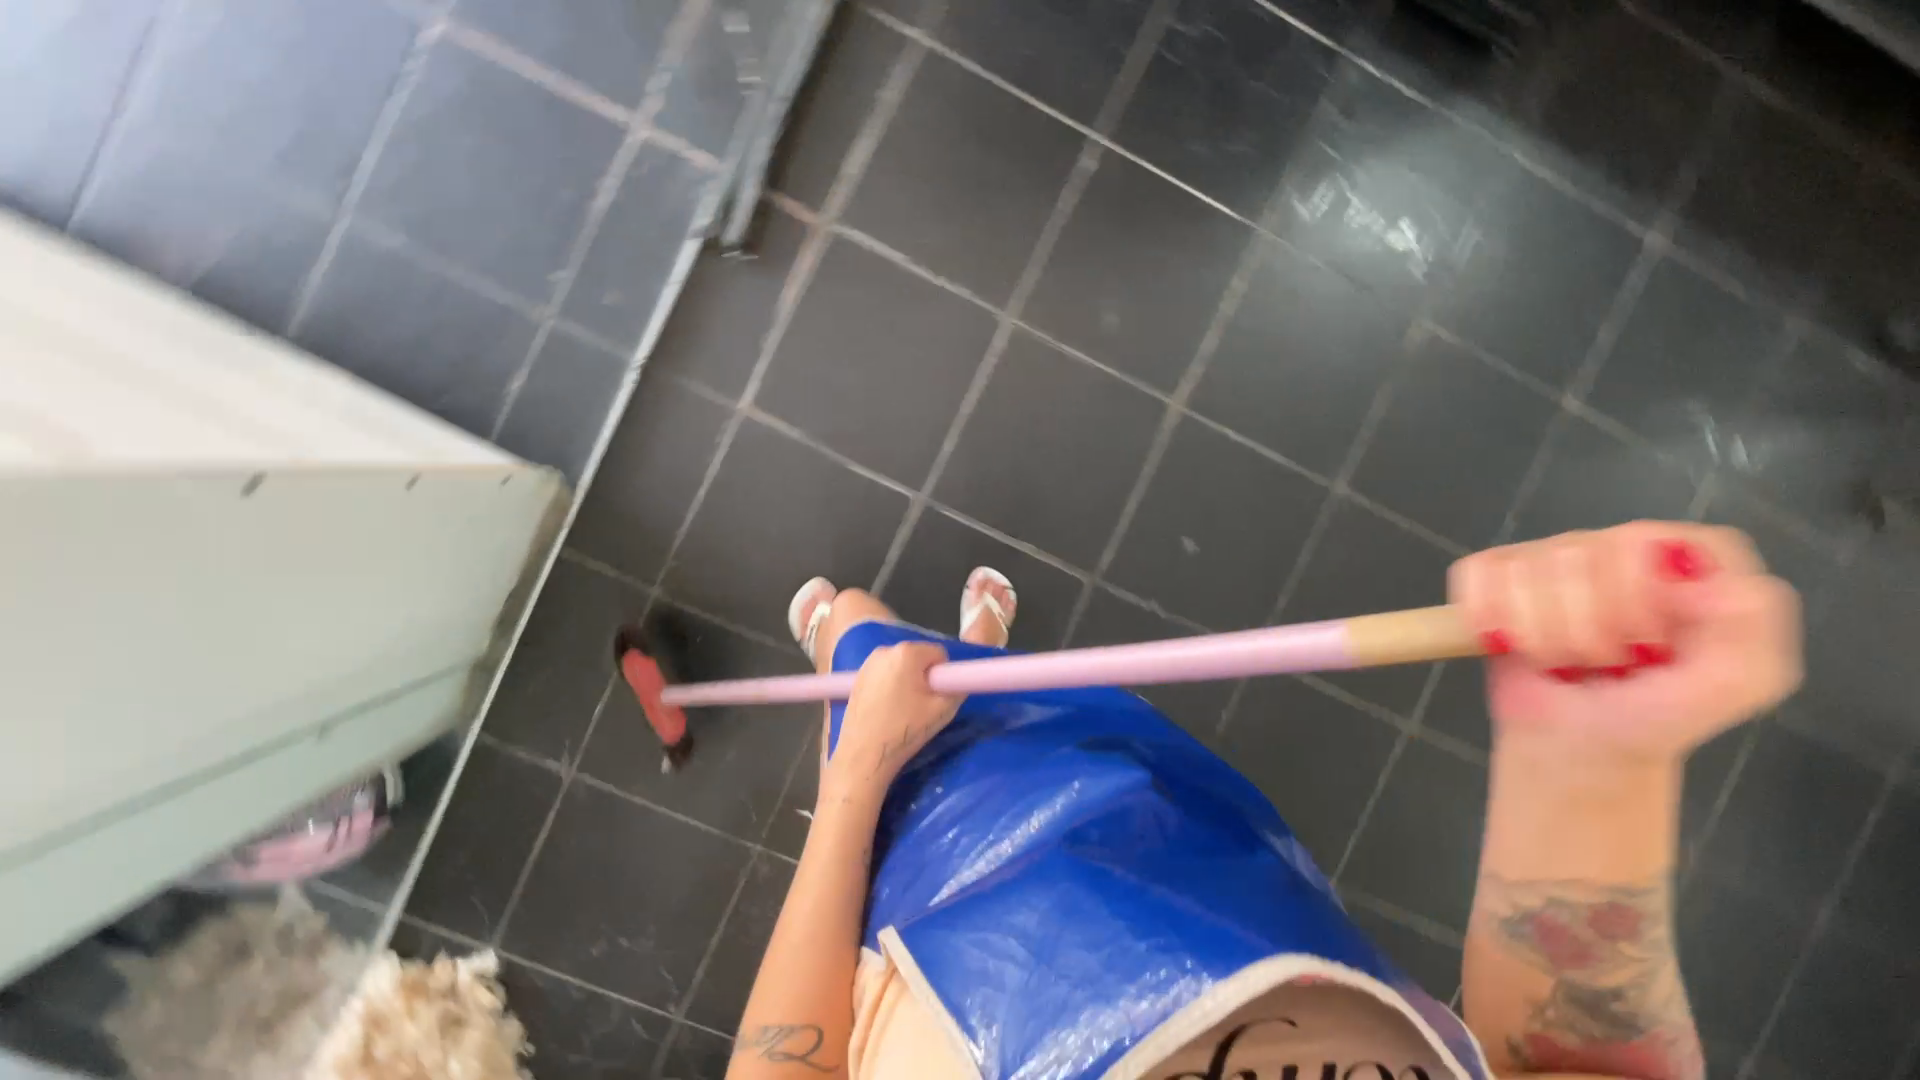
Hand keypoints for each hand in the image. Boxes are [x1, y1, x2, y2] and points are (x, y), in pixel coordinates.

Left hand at [821, 643, 960, 804]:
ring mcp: (867, 664)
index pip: (938, 653)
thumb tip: (959, 680)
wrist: (864, 755)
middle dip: (924, 676)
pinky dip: (891, 686)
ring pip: (900, 667)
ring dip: (907, 681)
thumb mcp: (943, 710)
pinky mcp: (856, 678)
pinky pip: (884, 675)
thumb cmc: (905, 729)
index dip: (943, 675)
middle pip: (918, 657)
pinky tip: (887, 710)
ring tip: (904, 709)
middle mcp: (884, 650)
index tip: (936, 697)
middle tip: (922, 705)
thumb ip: (958, 688)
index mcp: (906, 652)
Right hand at [1449, 522, 1801, 764]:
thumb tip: (1715, 585)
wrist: (1578, 742)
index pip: (1656, 539)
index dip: (1642, 592)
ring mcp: (1551, 556)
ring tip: (1565, 662)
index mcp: (1688, 560)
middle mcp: (1617, 546)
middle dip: (1586, 626)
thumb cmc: (1654, 714)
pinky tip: (1510, 643)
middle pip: (1581, 553)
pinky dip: (1485, 615)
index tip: (1649, 643)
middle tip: (1605, 663)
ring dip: (1540, 635)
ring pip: (1527, 570)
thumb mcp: (1734, 686)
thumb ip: (1747, 631)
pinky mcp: (1496, 574)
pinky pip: (1478, 574)